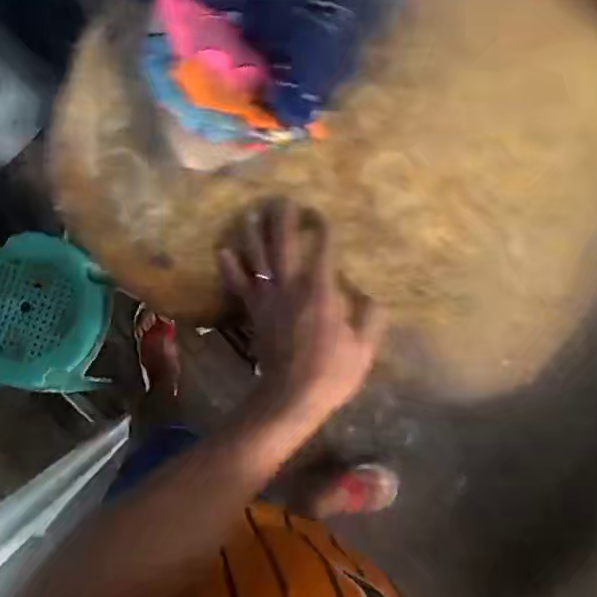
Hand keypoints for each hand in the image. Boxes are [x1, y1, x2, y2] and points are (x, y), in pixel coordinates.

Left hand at [218, 200, 386, 420]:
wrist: (290, 398)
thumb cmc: (330, 373)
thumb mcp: (364, 348)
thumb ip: (371, 318)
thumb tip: (373, 297)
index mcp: (321, 291)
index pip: (323, 248)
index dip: (323, 228)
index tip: (323, 215)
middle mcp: (291, 286)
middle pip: (285, 243)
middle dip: (284, 218)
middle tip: (282, 199)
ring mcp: (268, 298)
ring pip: (258, 257)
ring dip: (254, 233)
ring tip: (252, 212)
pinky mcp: (254, 311)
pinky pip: (239, 284)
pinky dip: (230, 267)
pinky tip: (223, 250)